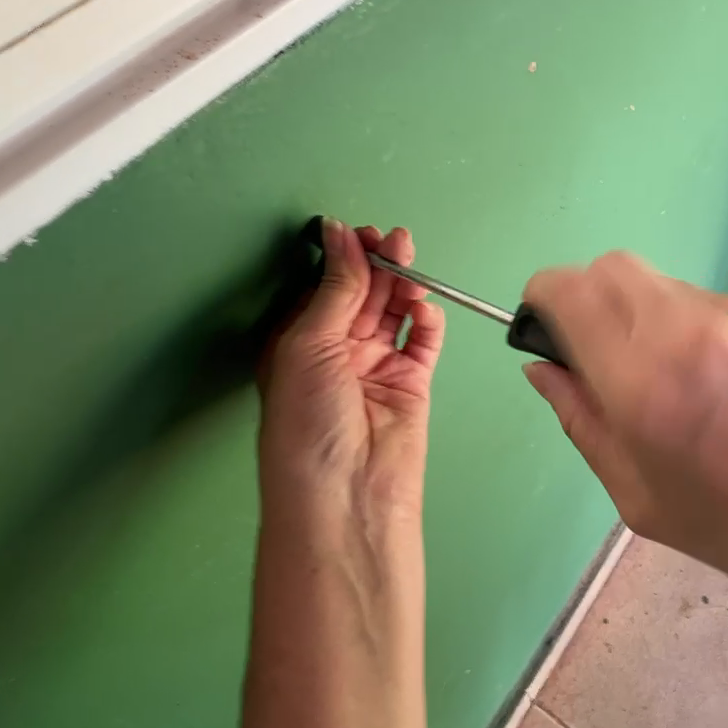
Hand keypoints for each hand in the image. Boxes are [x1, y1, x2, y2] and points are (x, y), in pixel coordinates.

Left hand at [258, 218, 445, 516]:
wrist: (346, 495)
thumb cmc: (308, 421)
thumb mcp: (310, 345)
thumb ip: (335, 287)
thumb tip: (339, 231)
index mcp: (301, 342)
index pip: (327, 287)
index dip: (345, 259)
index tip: (361, 234)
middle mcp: (337, 351)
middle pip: (363, 294)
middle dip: (378, 264)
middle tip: (394, 240)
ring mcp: (376, 366)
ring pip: (394, 311)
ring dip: (402, 284)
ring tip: (409, 261)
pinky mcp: (411, 382)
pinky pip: (422, 341)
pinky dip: (426, 321)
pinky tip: (423, 309)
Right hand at [521, 252, 727, 601]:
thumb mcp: (645, 501)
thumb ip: (583, 423)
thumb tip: (543, 371)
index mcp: (644, 380)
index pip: (567, 290)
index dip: (542, 303)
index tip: (545, 338)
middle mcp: (682, 326)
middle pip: (606, 268)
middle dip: (583, 301)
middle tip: (592, 359)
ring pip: (652, 281)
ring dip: (631, 313)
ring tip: (656, 379)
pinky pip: (695, 300)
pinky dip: (676, 323)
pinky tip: (708, 381)